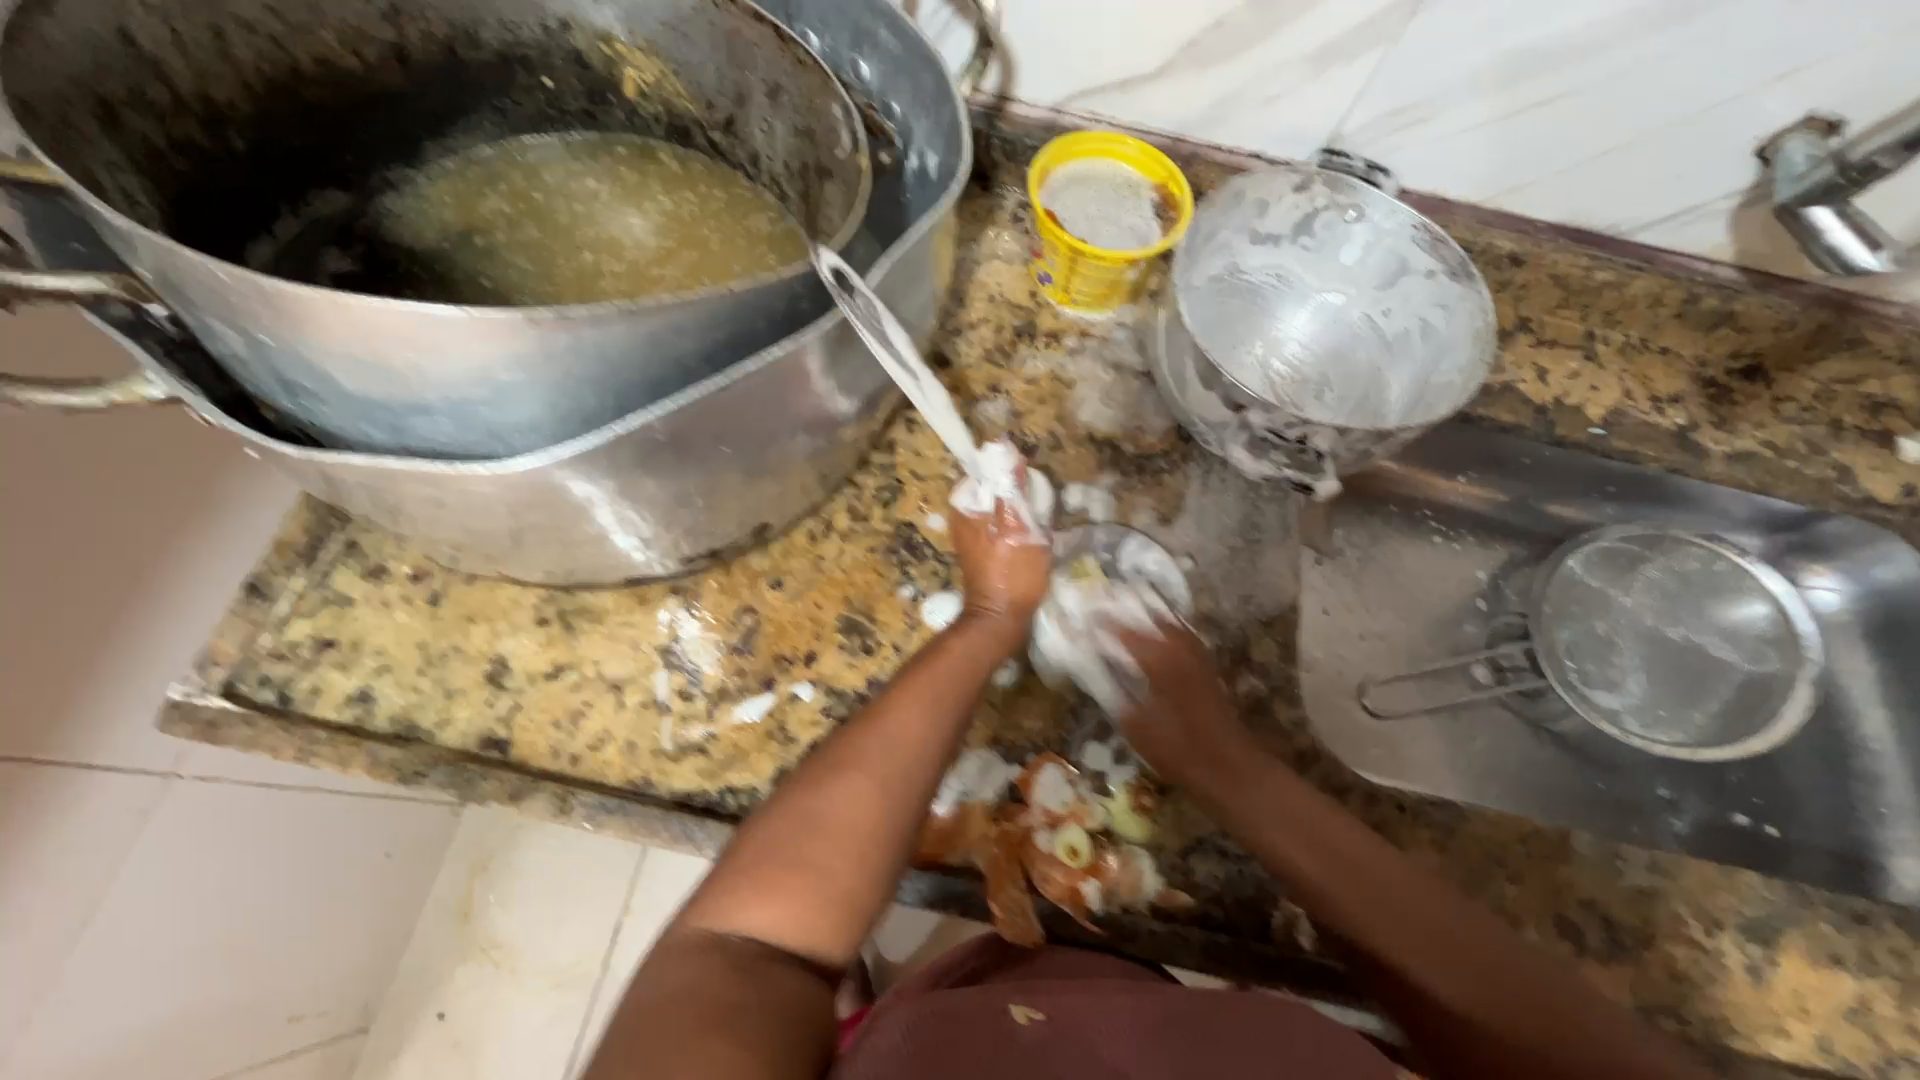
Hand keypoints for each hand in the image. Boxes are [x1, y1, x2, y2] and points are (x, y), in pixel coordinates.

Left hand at [948, 461, 1051, 632]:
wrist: (1001, 618)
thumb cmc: (1011, 572)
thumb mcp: (1017, 526)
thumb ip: (1011, 488)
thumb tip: (1009, 453)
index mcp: (964, 505)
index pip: (986, 469)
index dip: (1010, 469)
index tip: (1030, 478)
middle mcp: (962, 514)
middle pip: (993, 486)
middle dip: (1016, 489)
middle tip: (1037, 502)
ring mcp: (971, 531)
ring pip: (1000, 504)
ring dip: (1020, 506)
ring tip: (1037, 518)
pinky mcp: (982, 546)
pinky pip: (1001, 521)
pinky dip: (1017, 522)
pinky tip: (1032, 533)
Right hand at [1112, 621, 1250, 785]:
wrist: (1227, 765)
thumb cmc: (1176, 749)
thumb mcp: (1134, 725)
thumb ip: (1115, 692)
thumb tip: (1102, 671)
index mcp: (1157, 660)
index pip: (1125, 633)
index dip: (1104, 624)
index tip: (1086, 619)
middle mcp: (1179, 650)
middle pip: (1150, 621)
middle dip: (1127, 615)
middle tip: (1106, 613)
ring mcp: (1197, 656)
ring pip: (1170, 625)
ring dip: (1149, 621)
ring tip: (1129, 618)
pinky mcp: (1208, 667)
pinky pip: (1184, 637)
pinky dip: (1168, 631)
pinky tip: (1159, 637)